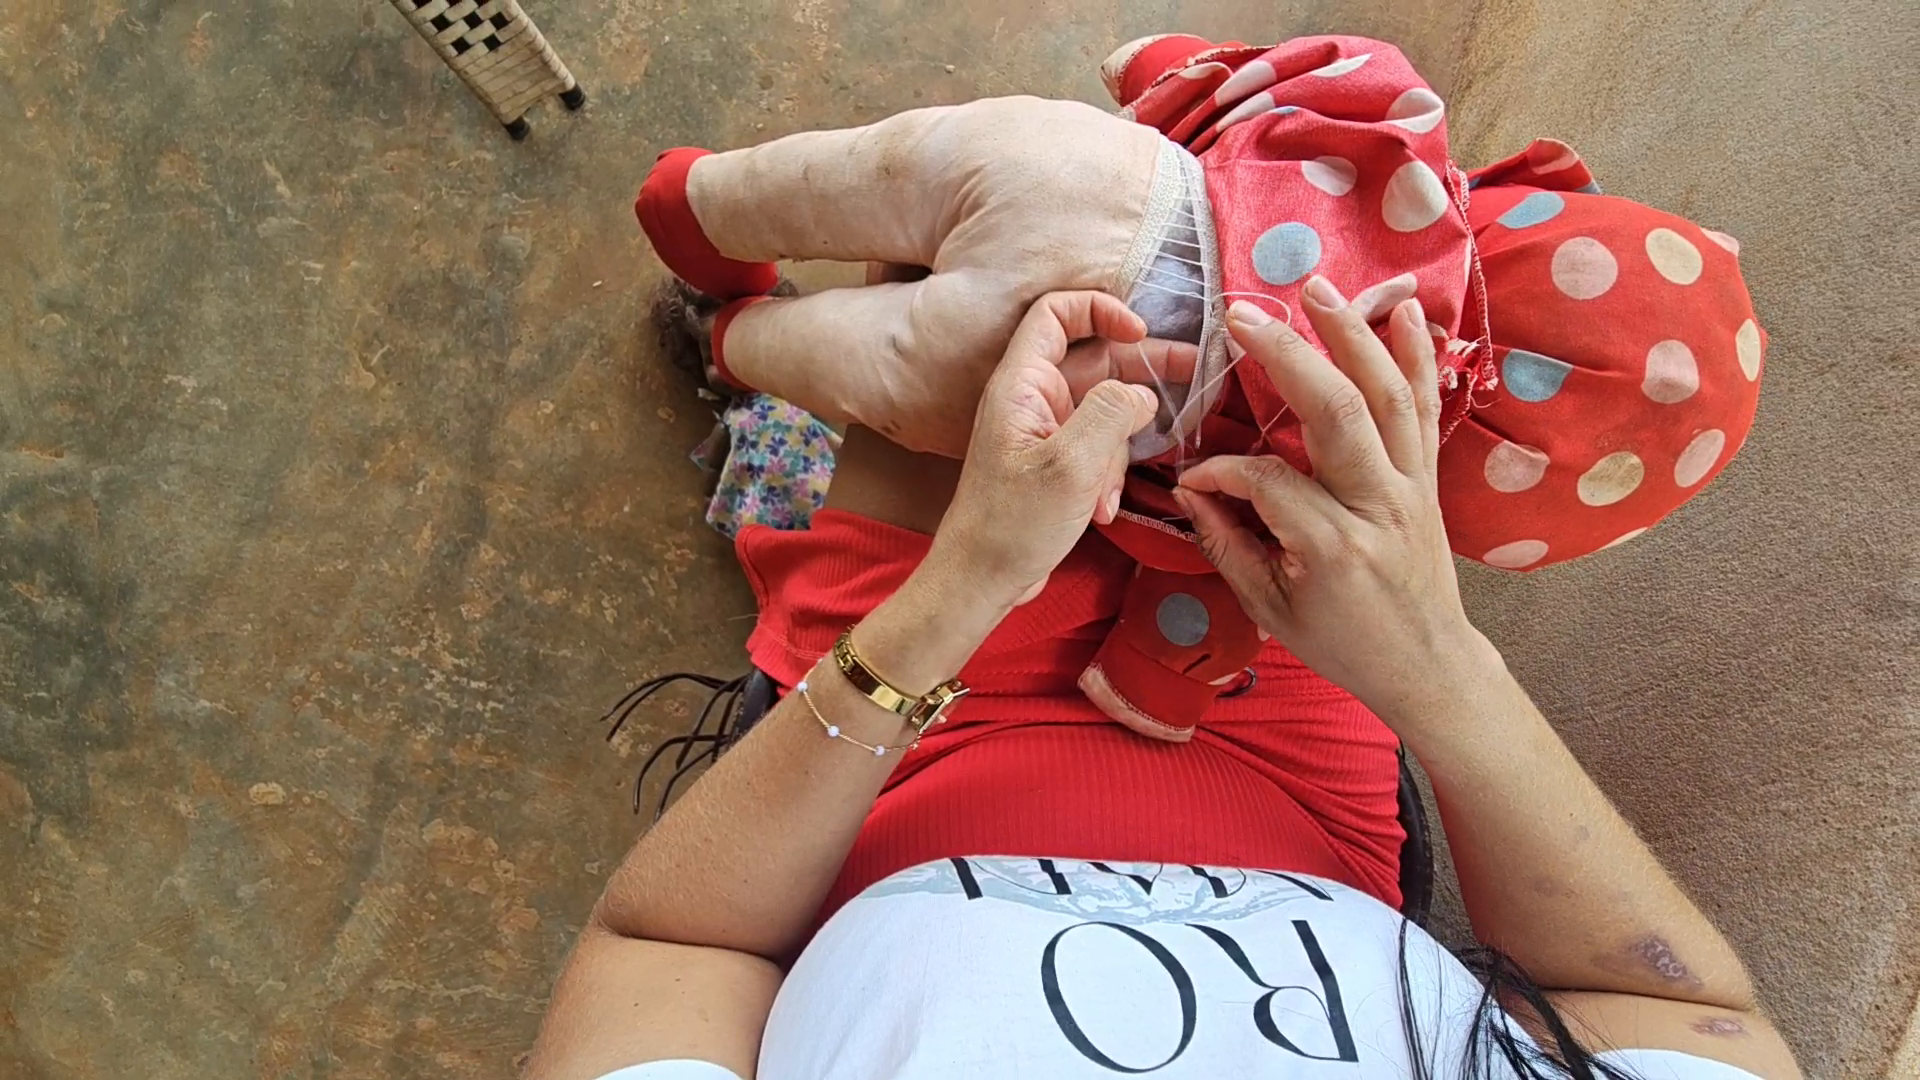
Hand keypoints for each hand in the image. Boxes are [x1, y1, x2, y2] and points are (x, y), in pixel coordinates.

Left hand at [927, 291, 1161, 606]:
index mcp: (1023, 384)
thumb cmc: (1013, 524)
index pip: (1056, 313)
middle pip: (1095, 360)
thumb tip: (1143, 394)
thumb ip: (1112, 413)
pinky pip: (1097, 450)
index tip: (1141, 333)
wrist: (982, 579)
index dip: (1101, 309)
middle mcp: (1033, 399)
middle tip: (1196, 373)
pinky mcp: (1056, 463)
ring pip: (1104, 412)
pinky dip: (1106, 476)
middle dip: (1141, 373)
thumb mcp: (1071, 464)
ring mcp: (1045, 432)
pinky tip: (1100, 511)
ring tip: (1106, 491)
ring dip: (1117, 450)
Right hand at [1173, 279, 1480, 723]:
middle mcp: (1379, 505)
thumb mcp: (1270, 608)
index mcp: (1332, 546)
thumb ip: (1229, 544)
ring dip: (1352, 335)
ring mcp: (1413, 487)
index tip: (1194, 480)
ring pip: (1388, 396)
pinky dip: (1418, 356)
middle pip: (1336, 412)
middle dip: (1287, 356)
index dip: (1221, 471)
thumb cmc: (1341, 644)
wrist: (1427, 664)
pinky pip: (1427, 409)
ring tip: (1318, 287)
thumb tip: (1194, 491)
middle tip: (1244, 316)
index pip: (1266, 480)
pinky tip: (1403, 311)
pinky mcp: (1428, 479)